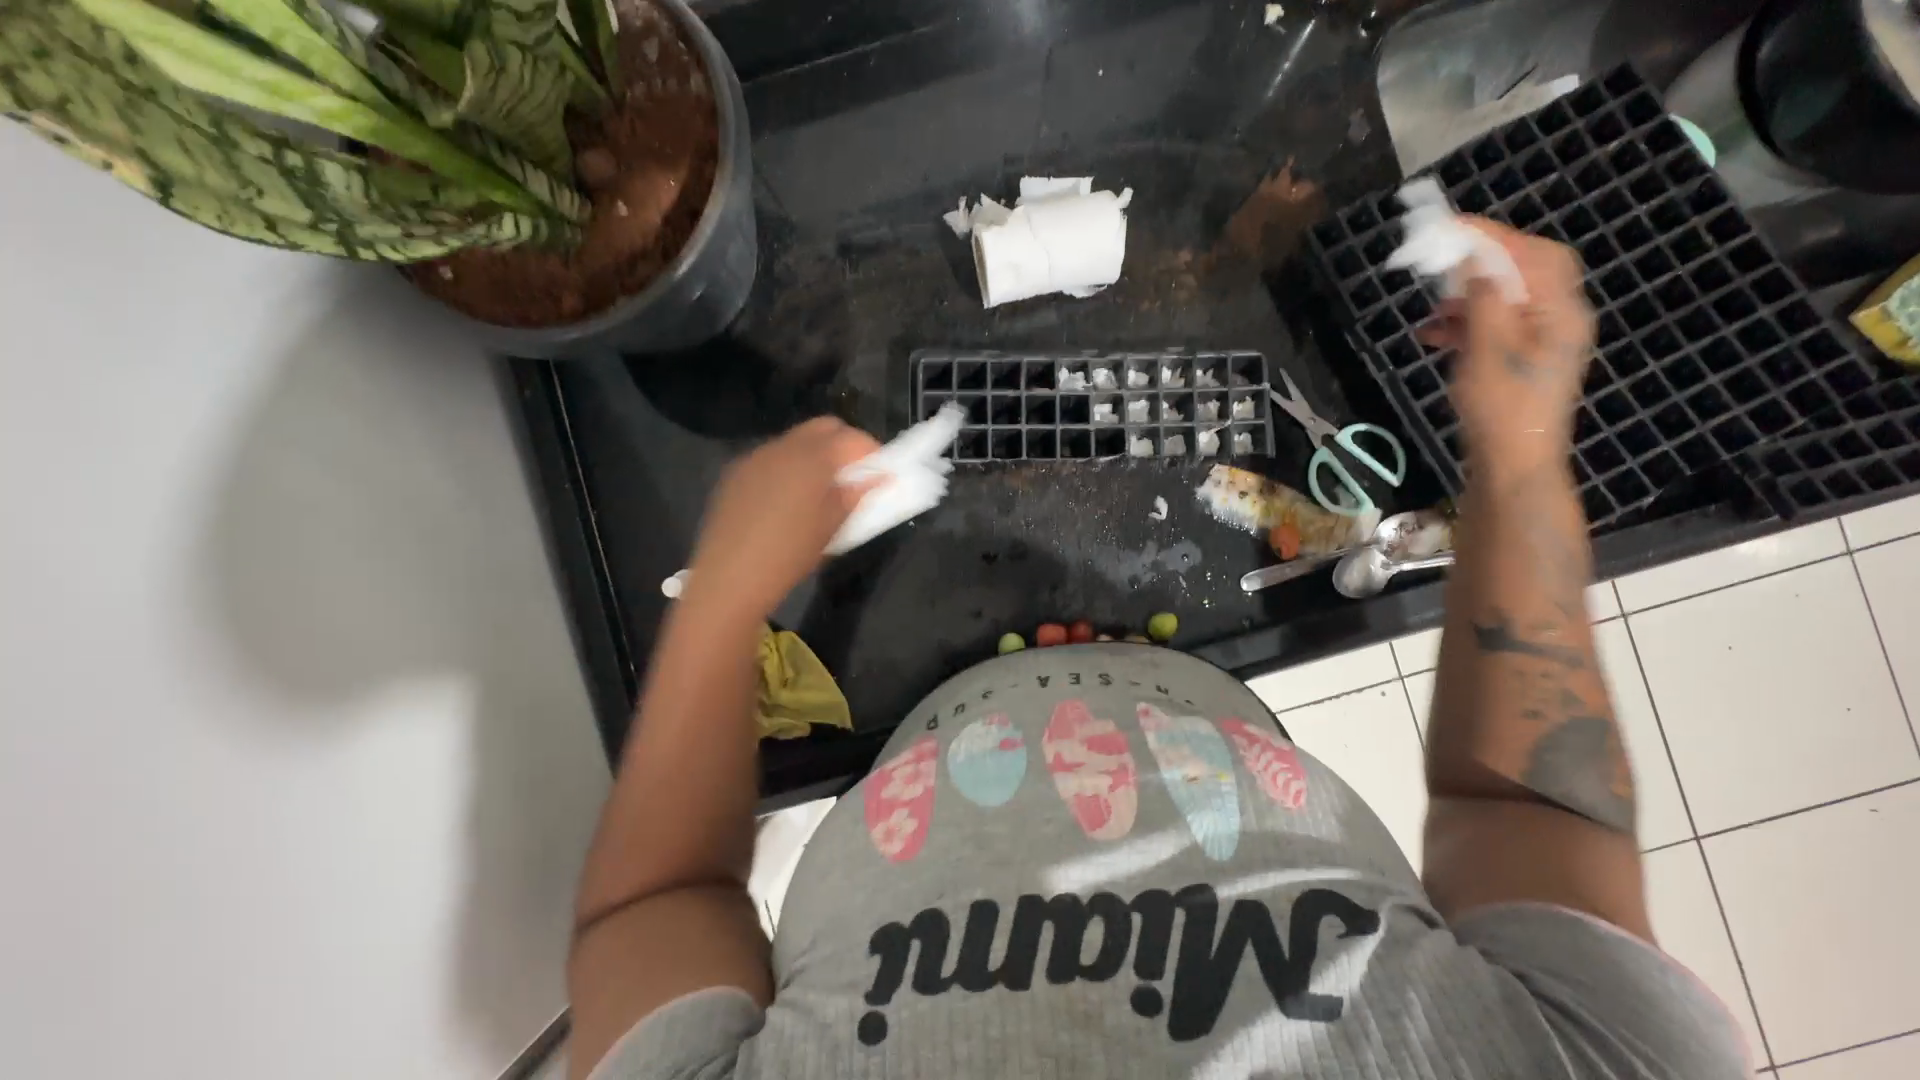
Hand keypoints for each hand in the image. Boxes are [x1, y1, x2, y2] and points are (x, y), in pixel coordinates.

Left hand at [685, 417, 882, 620]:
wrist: (730, 578)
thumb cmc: (790, 554)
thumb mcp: (832, 527)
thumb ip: (856, 495)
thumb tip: (876, 477)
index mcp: (812, 458)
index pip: (850, 437)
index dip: (870, 450)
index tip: (880, 471)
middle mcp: (782, 447)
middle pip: (822, 428)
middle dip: (843, 444)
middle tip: (854, 475)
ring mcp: (755, 457)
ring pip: (794, 442)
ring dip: (814, 456)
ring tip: (820, 490)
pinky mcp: (735, 474)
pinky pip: (770, 459)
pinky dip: (788, 468)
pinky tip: (787, 500)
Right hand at [1419, 217, 1594, 470]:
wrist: (1514, 466)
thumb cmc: (1502, 409)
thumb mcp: (1488, 349)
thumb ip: (1484, 300)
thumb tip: (1475, 262)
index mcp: (1561, 312)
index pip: (1532, 254)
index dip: (1492, 237)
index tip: (1450, 227)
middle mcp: (1560, 320)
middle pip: (1526, 272)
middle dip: (1482, 263)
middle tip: (1442, 263)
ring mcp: (1544, 343)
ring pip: (1508, 299)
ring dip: (1469, 296)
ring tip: (1433, 307)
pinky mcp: (1524, 363)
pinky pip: (1498, 327)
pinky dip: (1466, 323)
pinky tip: (1434, 335)